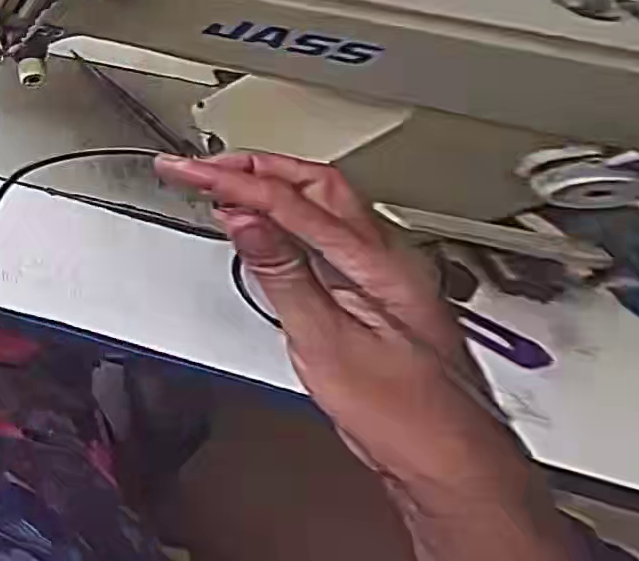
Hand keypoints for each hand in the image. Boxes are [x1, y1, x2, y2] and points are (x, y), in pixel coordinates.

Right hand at [155, 153, 570, 557]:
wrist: (456, 473)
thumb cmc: (407, 419)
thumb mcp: (327, 341)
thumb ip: (282, 272)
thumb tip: (243, 219)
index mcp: (379, 265)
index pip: (289, 201)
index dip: (228, 179)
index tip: (182, 169)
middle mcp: (386, 259)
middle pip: (313, 182)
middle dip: (249, 165)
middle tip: (197, 166)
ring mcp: (380, 272)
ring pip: (320, 199)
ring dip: (264, 182)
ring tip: (215, 182)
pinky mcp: (367, 286)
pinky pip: (320, 226)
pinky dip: (278, 209)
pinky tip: (255, 218)